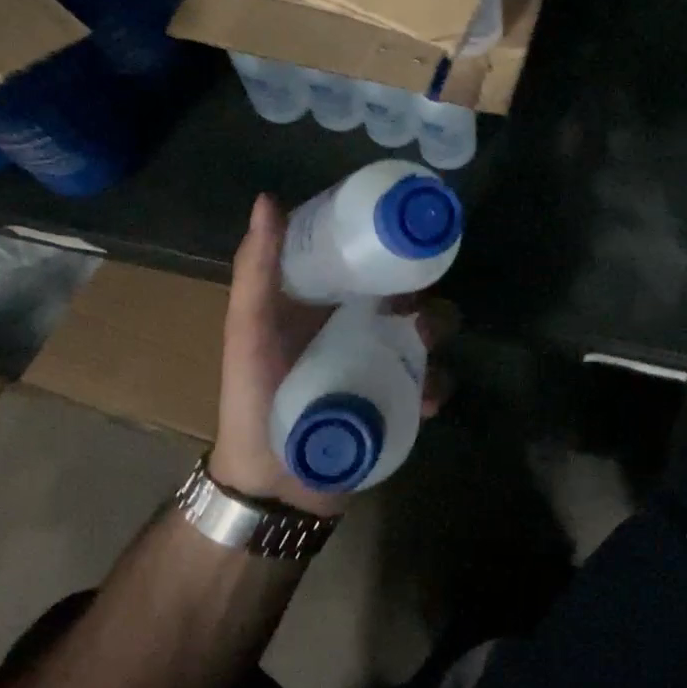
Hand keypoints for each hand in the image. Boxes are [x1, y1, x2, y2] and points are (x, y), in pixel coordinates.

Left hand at [209, 194, 451, 516]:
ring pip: (429, 339)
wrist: (270, 487)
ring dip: (438, 340)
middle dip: (426, 302)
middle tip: (419, 315)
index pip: (369, 265)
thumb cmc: (253, 400)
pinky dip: (437, 388)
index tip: (409, 242)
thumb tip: (269, 200)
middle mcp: (359, 330)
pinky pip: (434, 384)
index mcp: (326, 305)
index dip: (393, 250)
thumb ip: (257, 271)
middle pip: (411, 300)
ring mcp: (381, 367)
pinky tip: (424, 401)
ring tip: (425, 357)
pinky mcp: (398, 404)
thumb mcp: (248, 331)